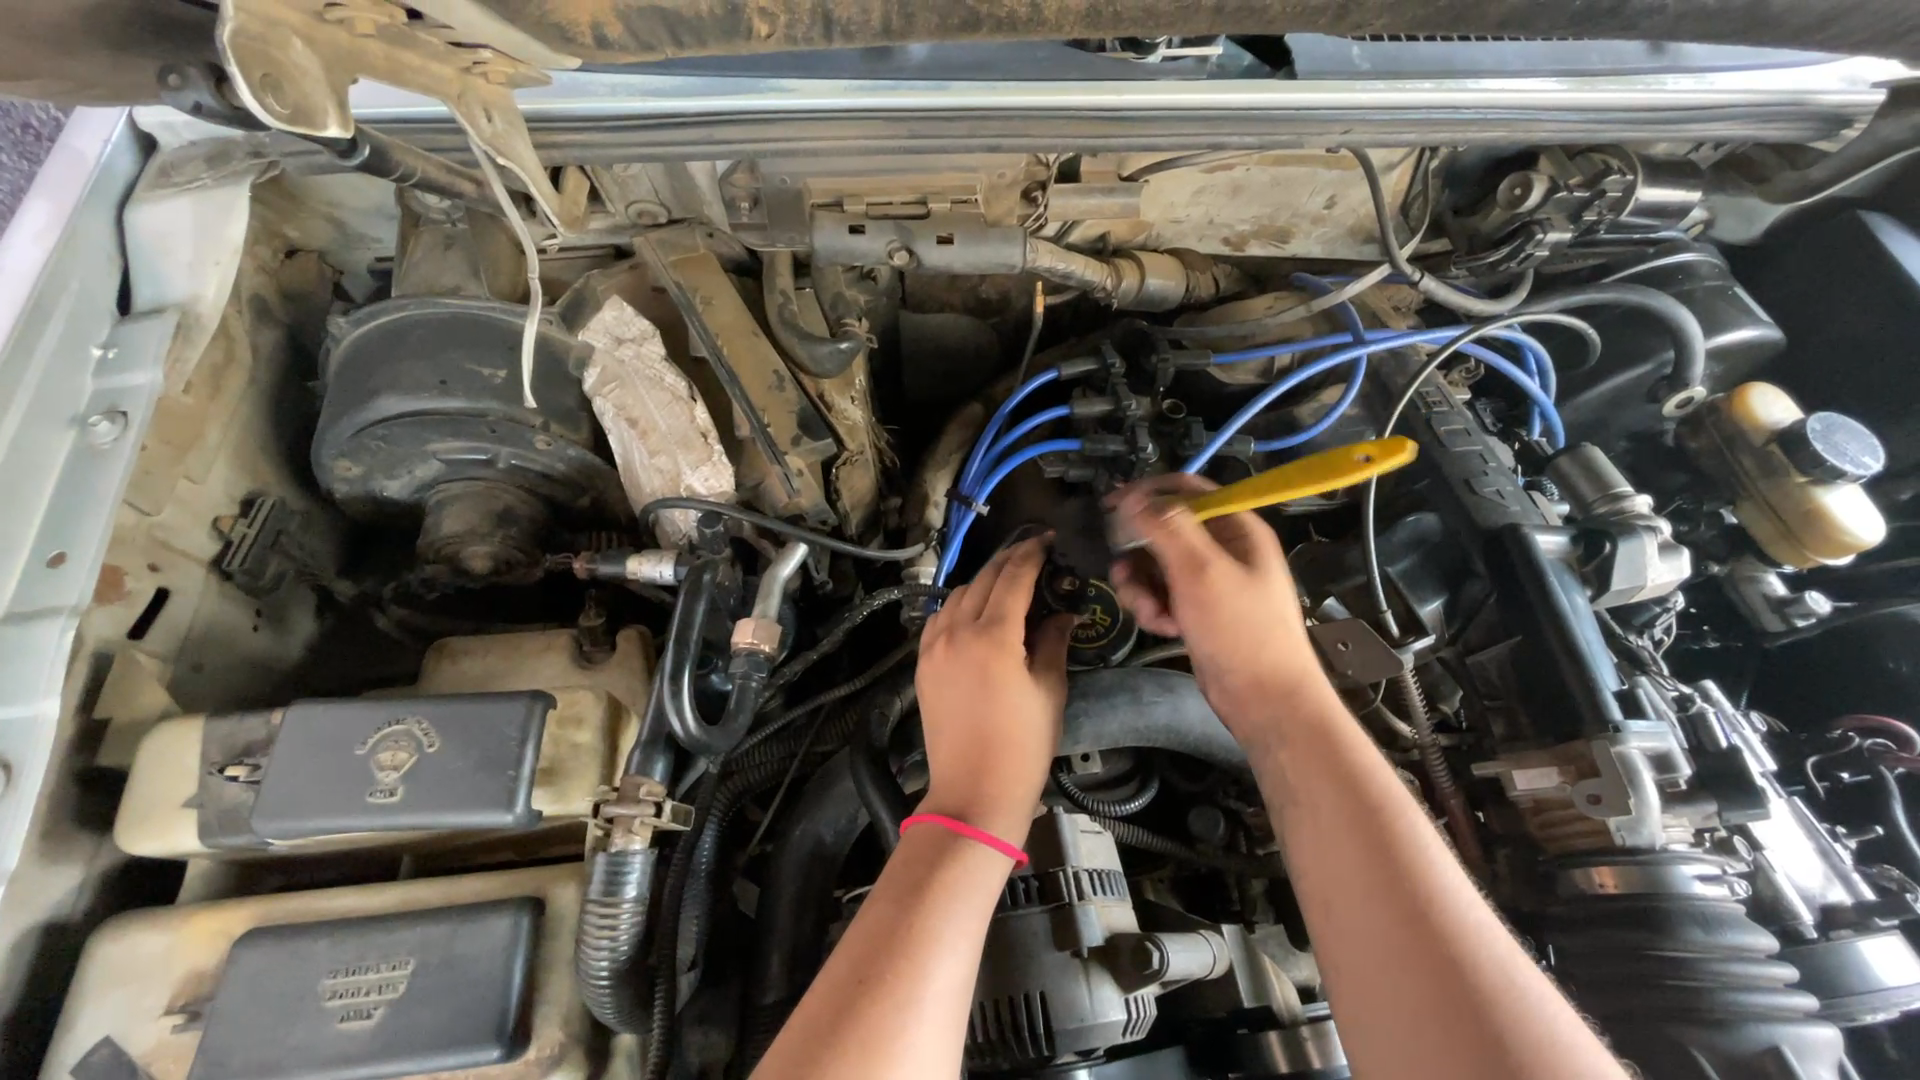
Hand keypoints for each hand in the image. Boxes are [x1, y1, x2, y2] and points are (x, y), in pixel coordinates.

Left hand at [916, 536, 1077, 842]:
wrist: (973, 792)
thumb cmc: (1022, 746)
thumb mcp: (1049, 691)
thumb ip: (1053, 642)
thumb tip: (1063, 613)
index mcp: (993, 635)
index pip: (1013, 577)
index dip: (1032, 554)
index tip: (1048, 541)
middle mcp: (956, 631)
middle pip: (983, 579)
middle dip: (1009, 562)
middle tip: (1033, 555)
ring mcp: (933, 647)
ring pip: (957, 596)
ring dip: (983, 582)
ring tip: (1007, 585)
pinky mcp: (921, 665)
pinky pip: (939, 619)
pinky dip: (958, 607)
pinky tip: (975, 614)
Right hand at [1108, 474, 1334, 745]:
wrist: (1264, 698)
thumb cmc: (1239, 630)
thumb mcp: (1200, 571)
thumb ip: (1165, 528)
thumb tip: (1131, 497)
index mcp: (1236, 527)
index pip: (1185, 490)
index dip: (1146, 493)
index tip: (1108, 508)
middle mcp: (1223, 547)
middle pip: (1163, 530)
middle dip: (1138, 554)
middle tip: (1123, 575)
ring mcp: (1210, 580)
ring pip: (1156, 566)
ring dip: (1142, 587)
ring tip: (1150, 613)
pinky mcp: (1198, 609)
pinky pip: (1162, 594)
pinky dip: (1155, 608)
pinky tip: (1164, 628)